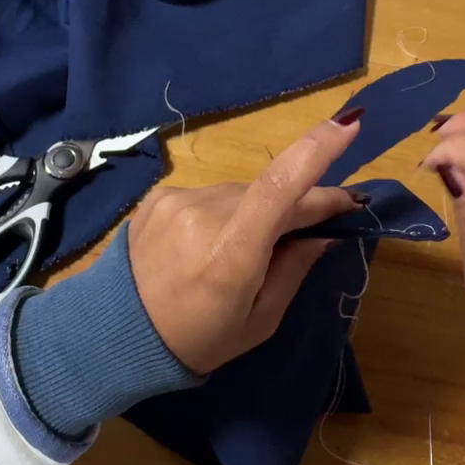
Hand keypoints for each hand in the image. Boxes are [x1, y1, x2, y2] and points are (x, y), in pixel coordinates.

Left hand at [126, 111, 364, 373]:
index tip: (349, 125)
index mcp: (231, 255)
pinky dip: (221, 212)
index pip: (279, 188)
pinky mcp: (159, 194)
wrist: (115, 333)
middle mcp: (204, 215)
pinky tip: (206, 242)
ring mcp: (177, 199)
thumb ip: (295, 268)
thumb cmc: (198, 339)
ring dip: (256, 211)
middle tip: (330, 216)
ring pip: (240, 193)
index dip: (316, 152)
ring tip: (242, 250)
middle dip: (302, 203)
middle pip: (270, 193)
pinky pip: (209, 196)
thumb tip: (327, 229)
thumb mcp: (259, 321)